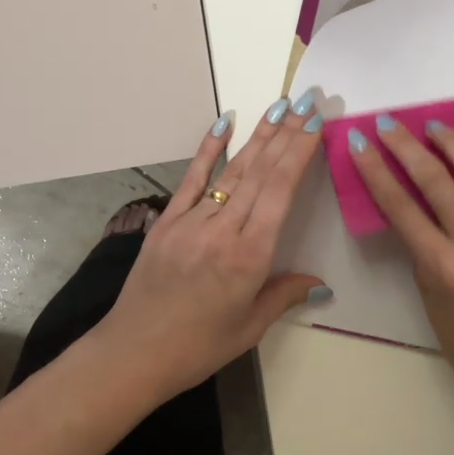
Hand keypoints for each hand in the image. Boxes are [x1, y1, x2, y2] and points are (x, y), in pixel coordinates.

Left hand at [90, 91, 327, 398]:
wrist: (134, 352)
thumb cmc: (198, 348)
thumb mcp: (249, 328)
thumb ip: (283, 295)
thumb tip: (319, 283)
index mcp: (249, 256)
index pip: (280, 191)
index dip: (298, 153)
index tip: (314, 123)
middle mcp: (222, 229)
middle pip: (259, 172)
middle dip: (286, 134)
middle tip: (306, 102)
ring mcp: (191, 220)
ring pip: (231, 171)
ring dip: (258, 136)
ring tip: (280, 106)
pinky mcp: (167, 220)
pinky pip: (191, 178)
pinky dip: (208, 148)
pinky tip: (225, 122)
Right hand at [348, 116, 453, 399]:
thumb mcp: (426, 288)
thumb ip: (417, 241)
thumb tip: (407, 194)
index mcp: (443, 265)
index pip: (400, 204)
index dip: (375, 169)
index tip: (359, 142)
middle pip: (436, 180)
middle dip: (407, 146)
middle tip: (389, 125)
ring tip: (436, 127)